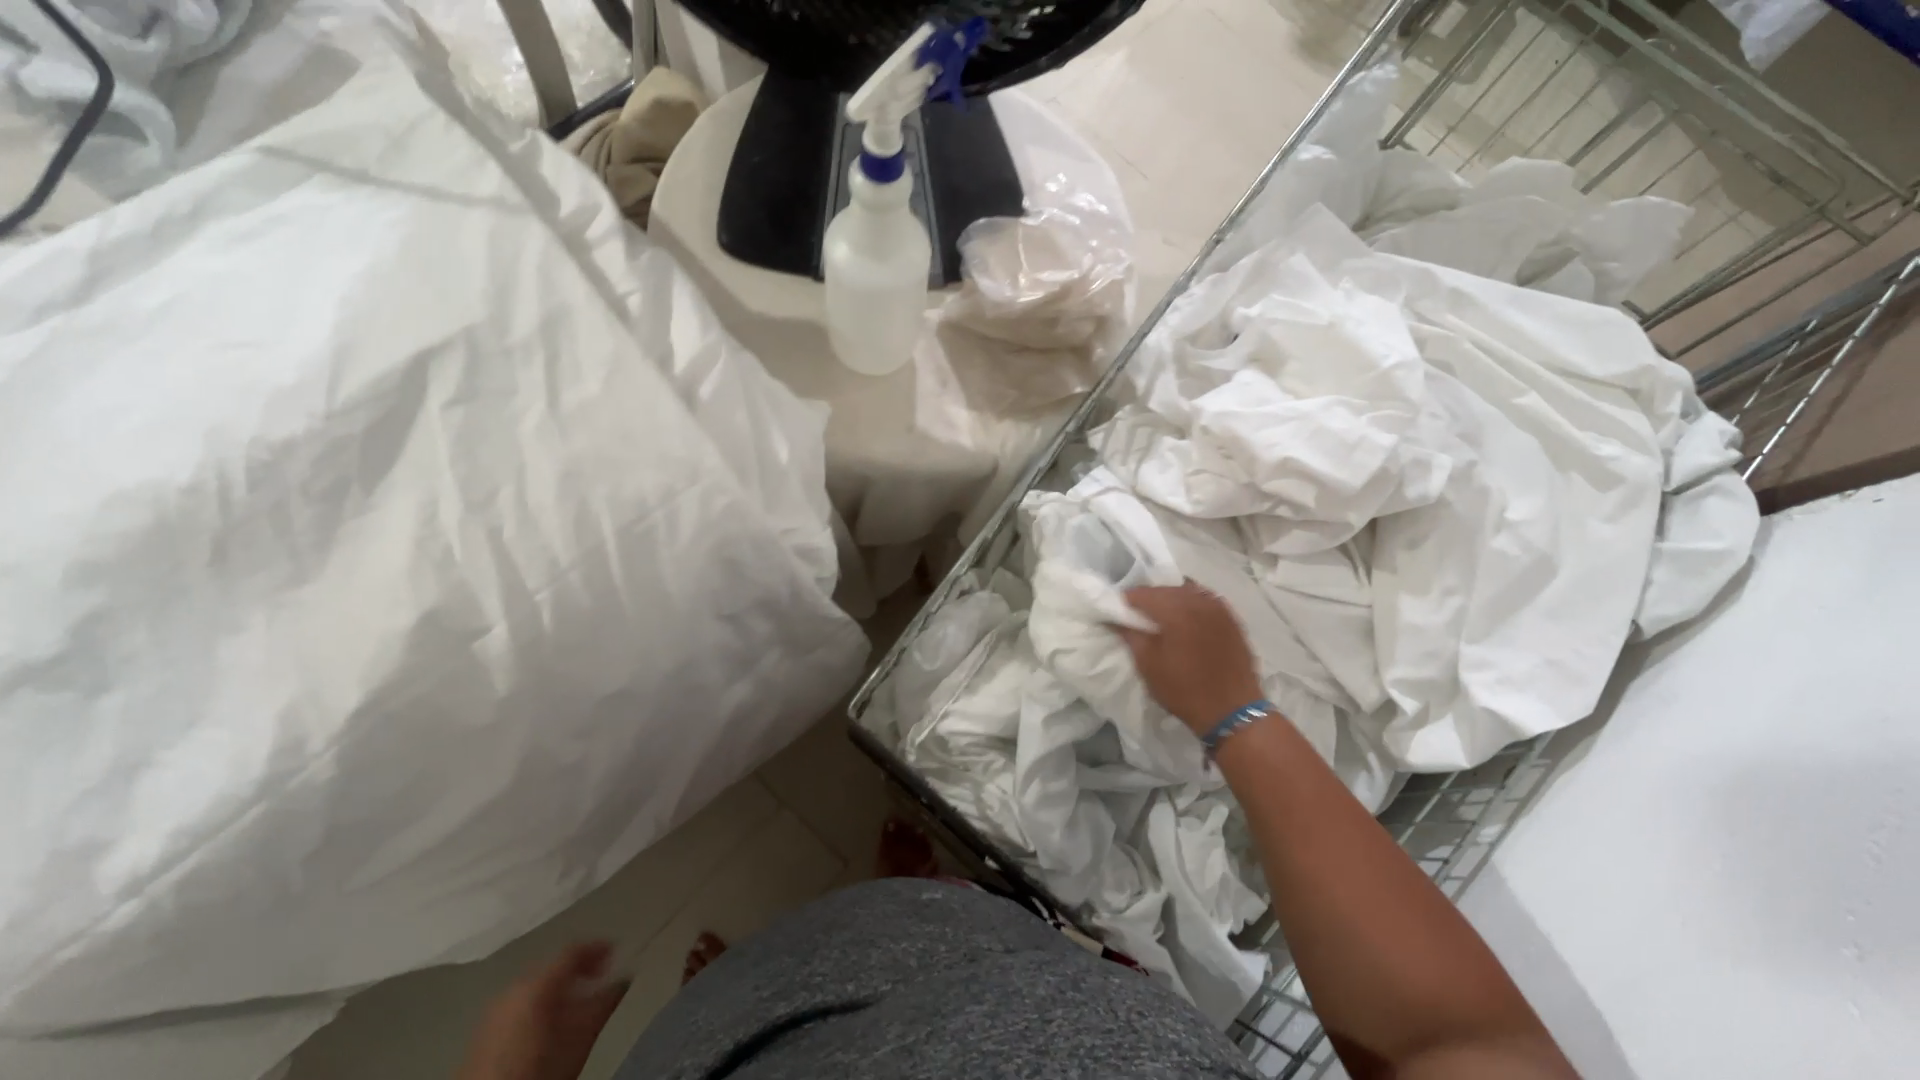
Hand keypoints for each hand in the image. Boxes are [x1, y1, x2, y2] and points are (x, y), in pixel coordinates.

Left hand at [455, 942, 629, 1079]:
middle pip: (552, 967)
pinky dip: (541, 1001)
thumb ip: (604, 1002)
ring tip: (579, 1001)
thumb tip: (625, 977)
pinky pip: (521, 1001)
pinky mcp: (486, 1028)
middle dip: (578, 969)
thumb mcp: (581, 1037)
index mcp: (537, 985)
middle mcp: (514, 988)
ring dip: (560, 986)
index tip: (616, 950)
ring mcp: (496, 1008)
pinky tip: (550, 1022)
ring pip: (536, 985)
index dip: (596, 947)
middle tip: (601, 976)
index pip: (571, 951)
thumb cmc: (542, 1068)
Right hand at [1112, 582, 1265, 735]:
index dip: (1126, 601)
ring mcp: (1219, 608)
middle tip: (1138, 618)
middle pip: (1166, 589)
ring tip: (1162, 620)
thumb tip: (1116, 619)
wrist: (1232, 711)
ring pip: (1188, 592)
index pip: (1142, 593)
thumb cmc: (1184, 690)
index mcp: (1176, 610)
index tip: (1117, 614)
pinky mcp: (1232, 619)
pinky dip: (1191, 606)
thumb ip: (1130, 636)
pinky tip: (1186, 623)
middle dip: (1149, 599)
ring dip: (1171, 600)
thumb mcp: (1148, 666)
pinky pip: (1205, 602)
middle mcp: (1199, 600)